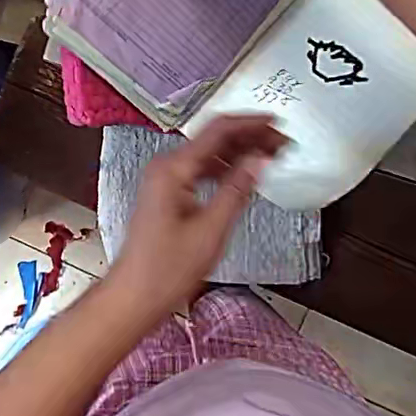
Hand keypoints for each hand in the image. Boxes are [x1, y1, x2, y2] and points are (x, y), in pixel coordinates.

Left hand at [106, 114, 287, 314]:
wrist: (135, 294)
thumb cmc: (166, 269)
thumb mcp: (211, 230)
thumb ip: (237, 190)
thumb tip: (259, 161)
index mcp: (173, 169)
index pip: (218, 131)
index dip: (250, 123)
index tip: (276, 122)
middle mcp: (165, 167)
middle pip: (213, 138)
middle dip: (249, 136)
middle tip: (280, 140)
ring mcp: (164, 178)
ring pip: (208, 152)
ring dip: (239, 151)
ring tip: (269, 154)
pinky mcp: (167, 192)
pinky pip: (200, 168)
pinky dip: (224, 167)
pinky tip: (244, 174)